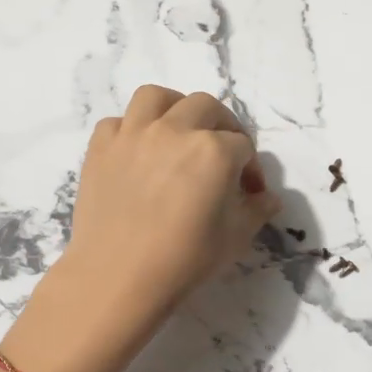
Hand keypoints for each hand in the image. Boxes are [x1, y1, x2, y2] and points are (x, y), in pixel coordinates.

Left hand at [62, 86, 281, 319]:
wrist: (120, 274)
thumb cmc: (187, 258)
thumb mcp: (236, 237)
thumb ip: (257, 211)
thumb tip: (270, 198)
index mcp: (214, 151)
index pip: (244, 146)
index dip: (252, 169)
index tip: (251, 193)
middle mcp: (175, 130)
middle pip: (206, 107)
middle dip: (223, 126)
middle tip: (225, 154)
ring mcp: (133, 133)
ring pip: (157, 96)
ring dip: (176, 108)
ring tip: (181, 132)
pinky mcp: (101, 146)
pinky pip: (120, 120)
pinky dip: (135, 129)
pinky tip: (142, 152)